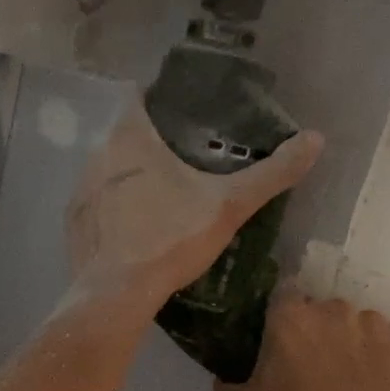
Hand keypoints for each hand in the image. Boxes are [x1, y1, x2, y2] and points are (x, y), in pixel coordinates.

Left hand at [66, 96, 322, 313]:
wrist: (116, 295)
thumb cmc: (170, 239)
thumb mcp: (227, 205)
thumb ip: (271, 173)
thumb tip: (316, 139)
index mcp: (130, 138)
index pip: (136, 96)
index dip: (157, 95)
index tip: (182, 106)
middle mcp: (97, 156)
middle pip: (124, 134)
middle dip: (151, 140)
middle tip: (184, 153)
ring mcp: (80, 191)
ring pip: (109, 170)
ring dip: (131, 175)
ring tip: (162, 190)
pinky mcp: (73, 224)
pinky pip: (97, 204)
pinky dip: (114, 208)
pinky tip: (135, 226)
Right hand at [214, 291, 389, 390]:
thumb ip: (223, 388)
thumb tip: (224, 377)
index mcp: (289, 317)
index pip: (280, 300)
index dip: (279, 323)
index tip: (279, 347)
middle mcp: (332, 308)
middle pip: (318, 312)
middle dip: (314, 333)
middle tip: (311, 370)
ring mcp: (373, 322)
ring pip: (353, 324)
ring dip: (347, 343)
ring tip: (347, 380)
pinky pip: (384, 340)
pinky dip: (377, 355)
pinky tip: (373, 384)